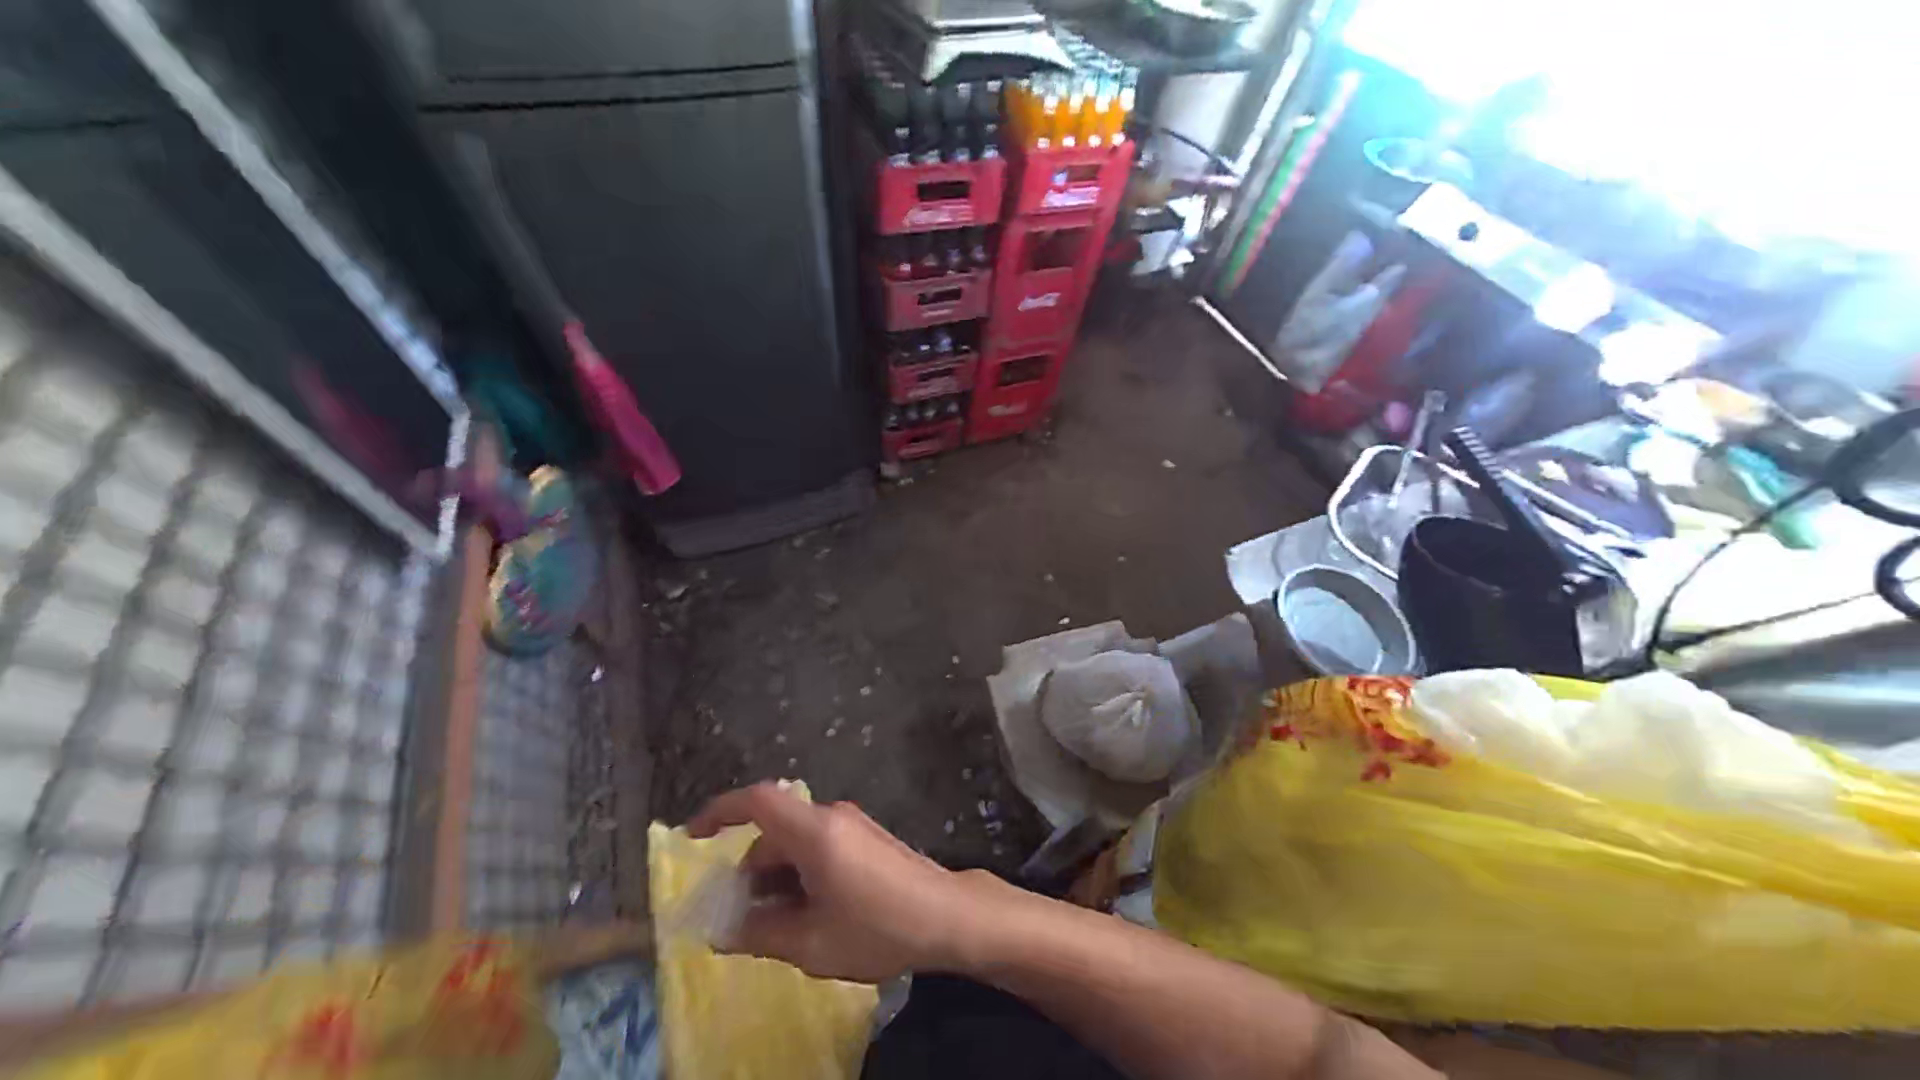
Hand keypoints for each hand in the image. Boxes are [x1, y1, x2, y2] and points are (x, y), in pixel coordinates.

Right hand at [687, 783, 1002, 982]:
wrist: (947, 916)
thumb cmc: (877, 926)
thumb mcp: (811, 942)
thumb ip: (761, 933)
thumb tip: (725, 929)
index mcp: (815, 831)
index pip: (758, 800)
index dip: (720, 812)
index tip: (693, 836)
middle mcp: (832, 816)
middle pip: (775, 830)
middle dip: (750, 870)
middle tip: (740, 918)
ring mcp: (853, 825)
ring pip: (797, 842)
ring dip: (777, 877)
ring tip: (776, 926)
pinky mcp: (866, 838)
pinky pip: (820, 847)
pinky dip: (801, 874)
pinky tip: (808, 914)